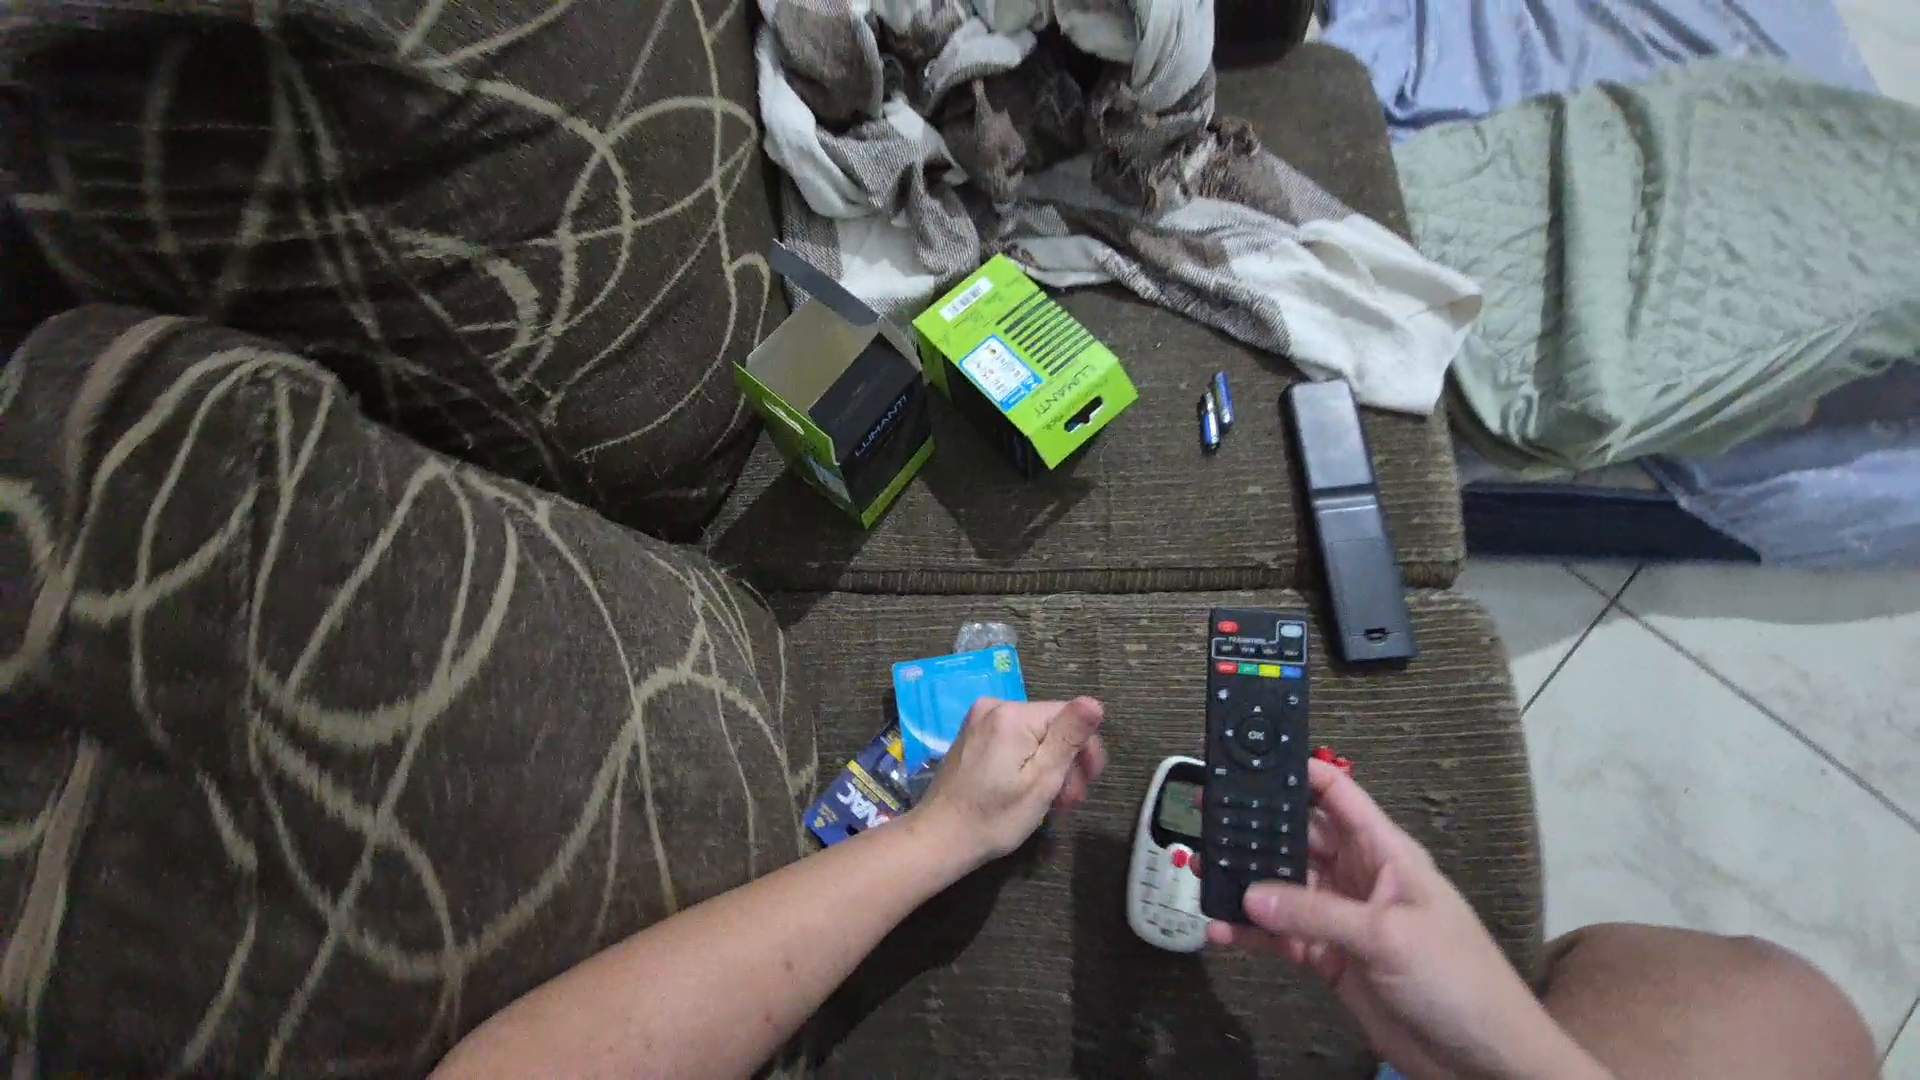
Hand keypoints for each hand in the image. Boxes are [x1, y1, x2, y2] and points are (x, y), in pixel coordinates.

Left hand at [911, 697, 1106, 867]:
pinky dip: (1027, 762)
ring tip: (1053, 803)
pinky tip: (1029, 791)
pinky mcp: (973, 734)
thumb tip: (1094, 702)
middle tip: (1069, 802)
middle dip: (1067, 761)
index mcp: (1012, 714)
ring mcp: (979, 719)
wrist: (939, 838)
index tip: (1087, 784)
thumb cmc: (994, 817)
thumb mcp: (1041, 781)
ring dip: (1049, 766)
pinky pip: (1014, 739)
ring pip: (1034, 735)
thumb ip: (1068, 738)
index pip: (1069, 715)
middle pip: (1051, 725)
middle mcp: (994, 705)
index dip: (1085, 748)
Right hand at [1207, 760, 1607, 1079]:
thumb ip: (1316, 912)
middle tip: (1207, 820)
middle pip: (1297, 838)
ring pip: (1281, 886)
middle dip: (1255, 828)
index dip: (1298, 771)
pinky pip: (1280, 934)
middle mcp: (1355, 875)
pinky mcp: (1327, 956)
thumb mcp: (1388, 936)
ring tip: (1204, 874)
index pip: (1336, 794)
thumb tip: (1249, 895)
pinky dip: (1251, 933)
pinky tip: (1221, 933)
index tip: (1249, 761)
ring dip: (1246, 883)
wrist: (1488, 1066)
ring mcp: (1339, 916)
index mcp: (1383, 851)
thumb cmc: (1457, 980)